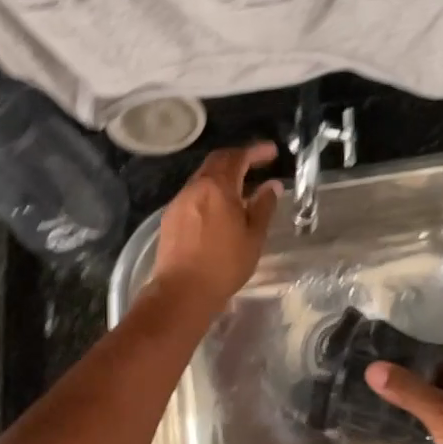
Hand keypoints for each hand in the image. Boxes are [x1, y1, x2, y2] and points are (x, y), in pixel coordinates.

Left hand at [149, 143, 280, 315]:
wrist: (181, 292)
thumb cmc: (224, 264)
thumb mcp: (253, 236)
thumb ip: (263, 206)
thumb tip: (272, 185)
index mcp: (217, 187)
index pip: (237, 157)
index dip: (255, 151)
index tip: (272, 151)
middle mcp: (195, 187)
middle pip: (216, 162)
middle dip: (238, 158)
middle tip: (257, 163)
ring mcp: (179, 202)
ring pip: (202, 178)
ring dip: (222, 176)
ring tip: (241, 188)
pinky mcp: (170, 218)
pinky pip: (193, 194)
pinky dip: (209, 192)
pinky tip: (219, 209)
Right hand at [365, 344, 442, 443]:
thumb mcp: (442, 414)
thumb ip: (408, 391)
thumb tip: (373, 368)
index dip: (423, 351)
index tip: (393, 359)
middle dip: (419, 381)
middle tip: (385, 385)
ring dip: (425, 408)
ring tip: (392, 410)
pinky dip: (435, 431)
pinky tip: (415, 440)